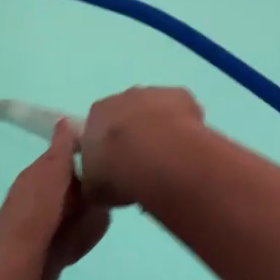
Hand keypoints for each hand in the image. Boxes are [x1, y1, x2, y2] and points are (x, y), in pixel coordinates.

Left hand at [0, 121, 108, 270]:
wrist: (22, 263)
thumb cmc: (41, 212)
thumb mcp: (55, 171)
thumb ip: (61, 147)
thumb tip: (63, 120)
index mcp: (29, 174)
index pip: (55, 158)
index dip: (75, 159)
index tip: (97, 162)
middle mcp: (23, 194)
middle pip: (56, 185)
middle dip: (75, 187)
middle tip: (99, 192)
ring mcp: (25, 223)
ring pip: (55, 210)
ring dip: (71, 210)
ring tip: (94, 215)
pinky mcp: (31, 248)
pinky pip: (55, 233)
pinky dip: (66, 232)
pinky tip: (78, 237)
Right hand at [78, 87, 206, 206]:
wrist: (157, 157)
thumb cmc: (118, 172)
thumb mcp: (93, 187)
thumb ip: (94, 179)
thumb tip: (99, 182)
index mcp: (98, 113)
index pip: (101, 126)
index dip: (110, 146)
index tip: (118, 166)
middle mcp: (125, 95)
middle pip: (130, 113)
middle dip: (136, 134)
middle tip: (145, 163)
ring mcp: (156, 92)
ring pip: (158, 109)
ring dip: (161, 128)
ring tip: (168, 159)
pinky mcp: (181, 94)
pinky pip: (183, 110)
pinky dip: (184, 125)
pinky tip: (187, 147)